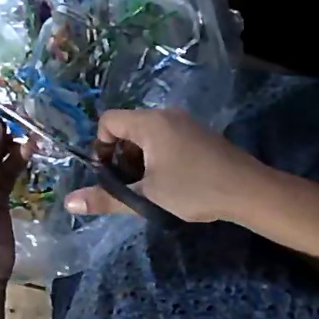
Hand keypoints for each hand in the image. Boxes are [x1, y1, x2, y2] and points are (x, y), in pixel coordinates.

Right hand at [63, 109, 269, 223]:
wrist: (249, 190)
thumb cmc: (193, 189)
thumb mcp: (146, 197)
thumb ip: (107, 199)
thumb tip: (69, 202)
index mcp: (150, 123)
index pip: (108, 121)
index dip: (100, 146)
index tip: (107, 174)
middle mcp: (166, 115)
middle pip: (128, 127)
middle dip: (120, 156)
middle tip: (127, 185)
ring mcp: (186, 123)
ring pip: (148, 135)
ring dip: (139, 159)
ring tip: (148, 187)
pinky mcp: (200, 135)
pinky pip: (166, 138)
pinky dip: (158, 156)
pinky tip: (170, 182)